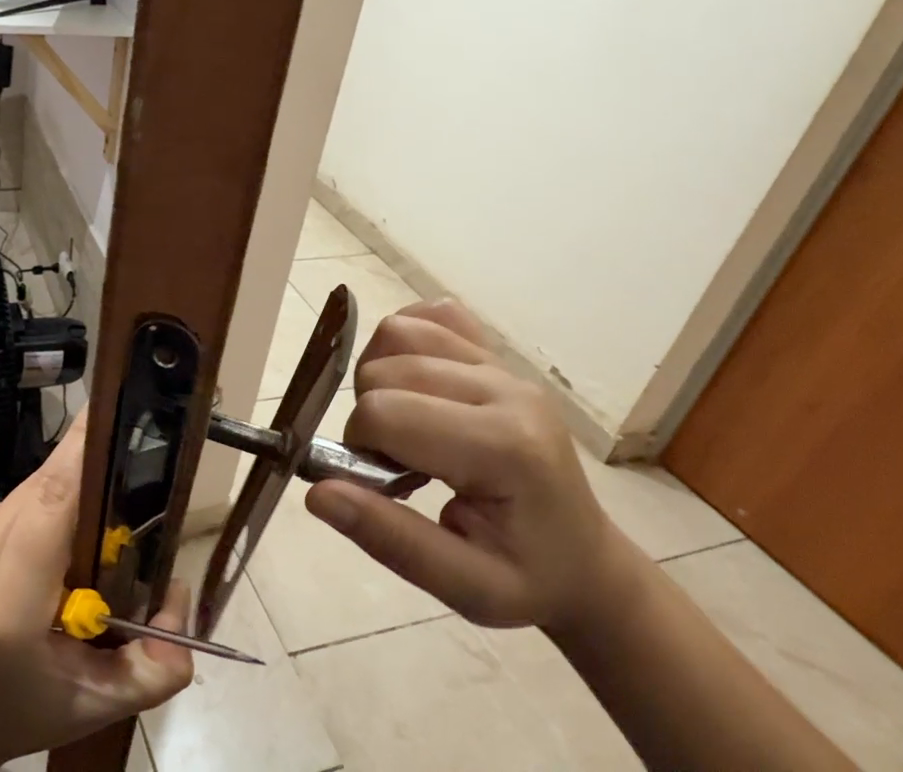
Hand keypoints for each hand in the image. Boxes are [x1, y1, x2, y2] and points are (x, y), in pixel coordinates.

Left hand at [0, 412, 194, 771]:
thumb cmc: (14, 716)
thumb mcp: (96, 706)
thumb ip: (157, 664)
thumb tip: (180, 590)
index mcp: (4, 605)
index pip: (49, 502)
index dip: (80, 451)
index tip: (111, 409)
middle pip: (42, 491)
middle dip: (86, 488)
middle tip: (117, 518)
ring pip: (23, 498)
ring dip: (57, 514)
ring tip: (68, 566)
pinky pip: (1, 511)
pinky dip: (29, 526)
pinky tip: (30, 569)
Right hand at [304, 300, 641, 633]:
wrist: (586, 560)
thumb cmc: (528, 579)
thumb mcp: (466, 587)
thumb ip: (390, 539)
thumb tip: (316, 493)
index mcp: (504, 446)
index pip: (385, 413)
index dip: (359, 449)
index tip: (382, 487)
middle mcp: (505, 389)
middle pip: (385, 369)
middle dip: (368, 417)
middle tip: (395, 466)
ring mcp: (503, 365)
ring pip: (399, 333)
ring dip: (378, 377)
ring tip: (402, 426)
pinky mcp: (497, 356)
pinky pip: (431, 316)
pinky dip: (404, 343)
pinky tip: (413, 387)